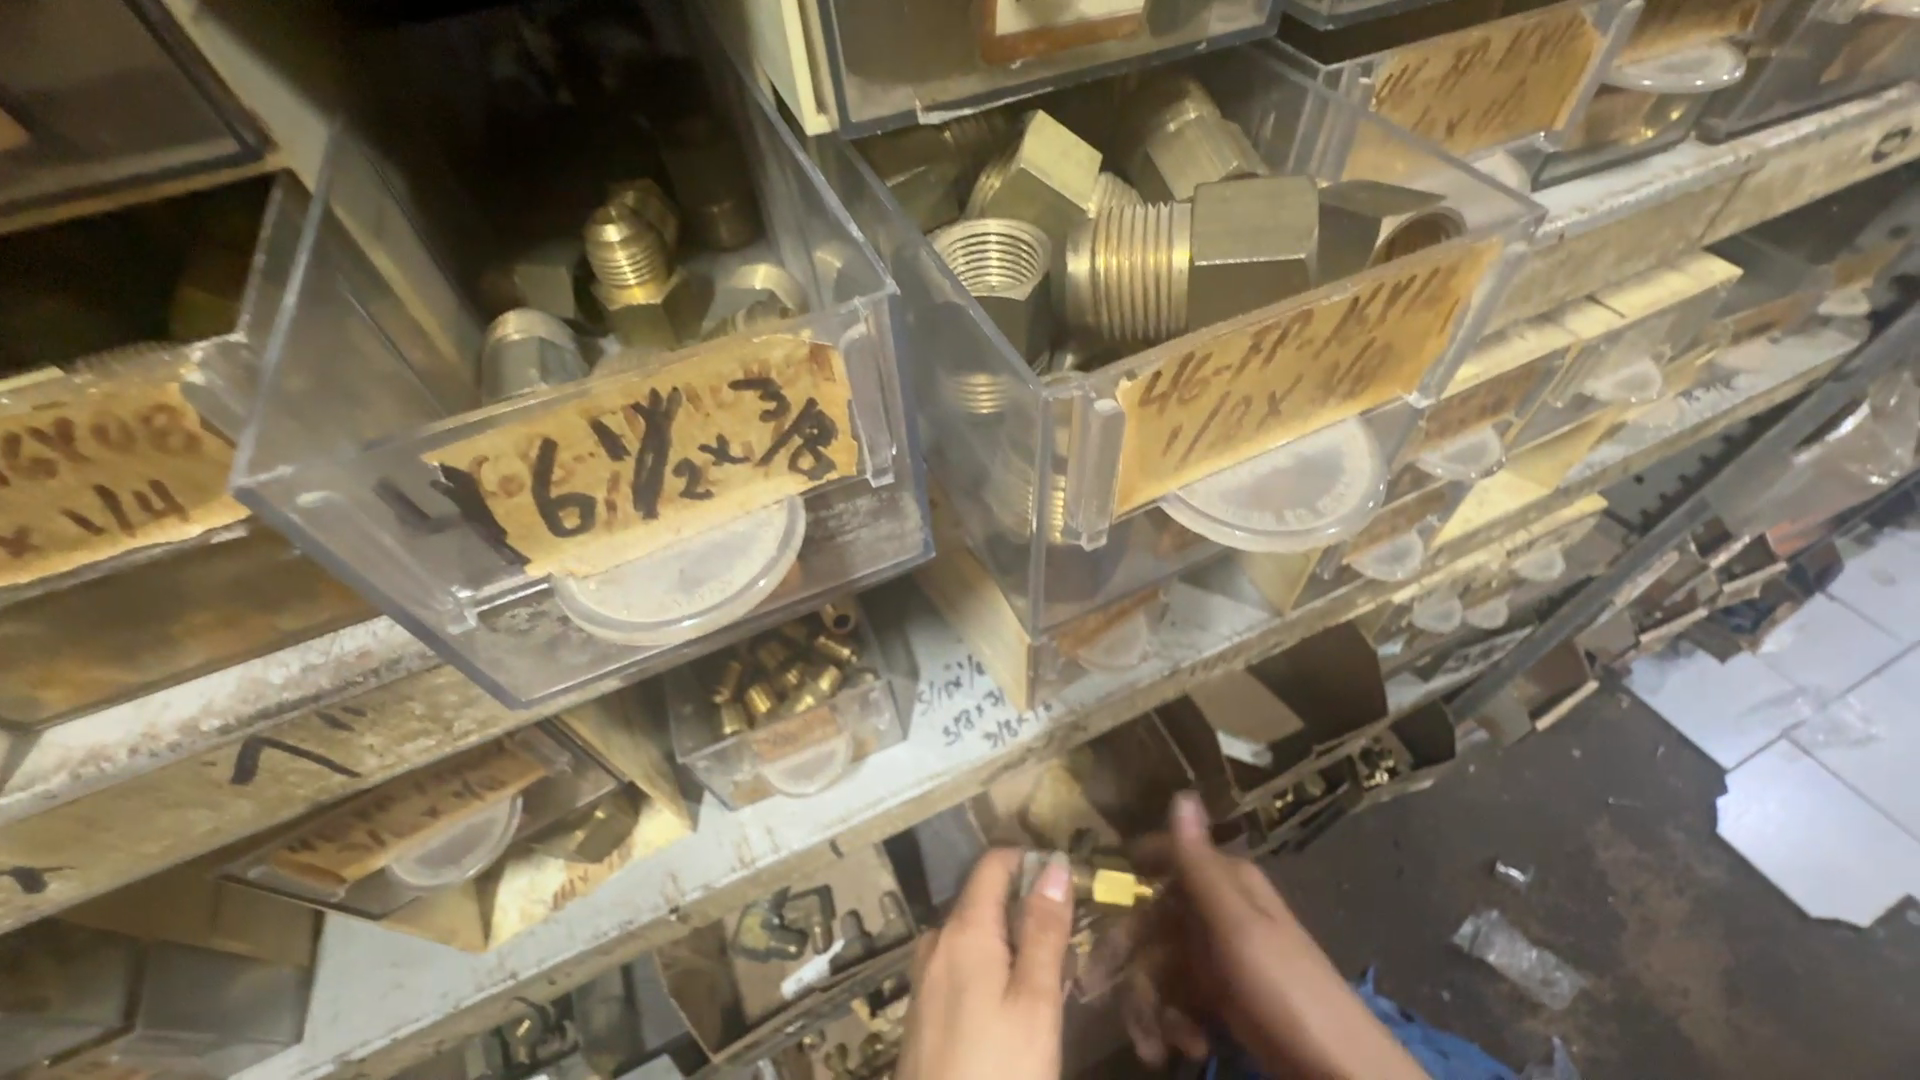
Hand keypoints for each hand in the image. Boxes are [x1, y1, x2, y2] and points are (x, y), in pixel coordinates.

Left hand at [896, 849, 1075, 1079]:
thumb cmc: (999, 1070)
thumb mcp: (1035, 1001)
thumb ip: (1044, 930)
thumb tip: (1053, 863)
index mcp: (962, 931)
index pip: (992, 865)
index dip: (1029, 861)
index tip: (1067, 880)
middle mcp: (936, 943)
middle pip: (983, 901)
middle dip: (1025, 912)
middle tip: (1068, 949)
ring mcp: (923, 978)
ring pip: (973, 938)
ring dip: (1010, 947)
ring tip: (1047, 986)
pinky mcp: (921, 1012)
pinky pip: (960, 969)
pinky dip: (990, 973)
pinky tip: (1012, 1014)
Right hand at [1124, 793, 1426, 1079]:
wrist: (1339, 1071)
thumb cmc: (1286, 991)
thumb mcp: (1237, 926)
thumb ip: (1200, 866)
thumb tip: (1181, 794)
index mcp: (1226, 884)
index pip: (1168, 857)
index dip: (1133, 871)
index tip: (1098, 896)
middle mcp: (1218, 912)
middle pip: (1152, 922)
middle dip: (1128, 962)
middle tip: (1098, 990)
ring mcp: (1218, 957)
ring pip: (1159, 966)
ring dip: (1148, 1006)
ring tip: (1153, 1047)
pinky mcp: (1221, 998)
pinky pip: (1178, 998)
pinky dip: (1173, 1024)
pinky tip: (1186, 1047)